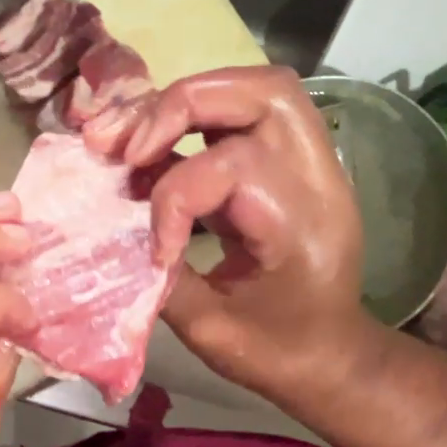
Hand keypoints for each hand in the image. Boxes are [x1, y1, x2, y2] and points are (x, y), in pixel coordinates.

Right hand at [123, 66, 377, 395]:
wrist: (330, 356)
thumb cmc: (276, 351)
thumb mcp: (211, 331)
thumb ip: (163, 281)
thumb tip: (116, 243)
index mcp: (301, 223)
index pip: (233, 167)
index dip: (173, 200)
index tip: (154, 254)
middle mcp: (314, 177)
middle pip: (260, 93)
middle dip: (181, 107)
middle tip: (125, 149)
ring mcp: (306, 164)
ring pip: (254, 90)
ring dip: (184, 104)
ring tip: (127, 140)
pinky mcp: (286, 165)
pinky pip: (242, 117)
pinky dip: (190, 122)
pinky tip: (148, 150)